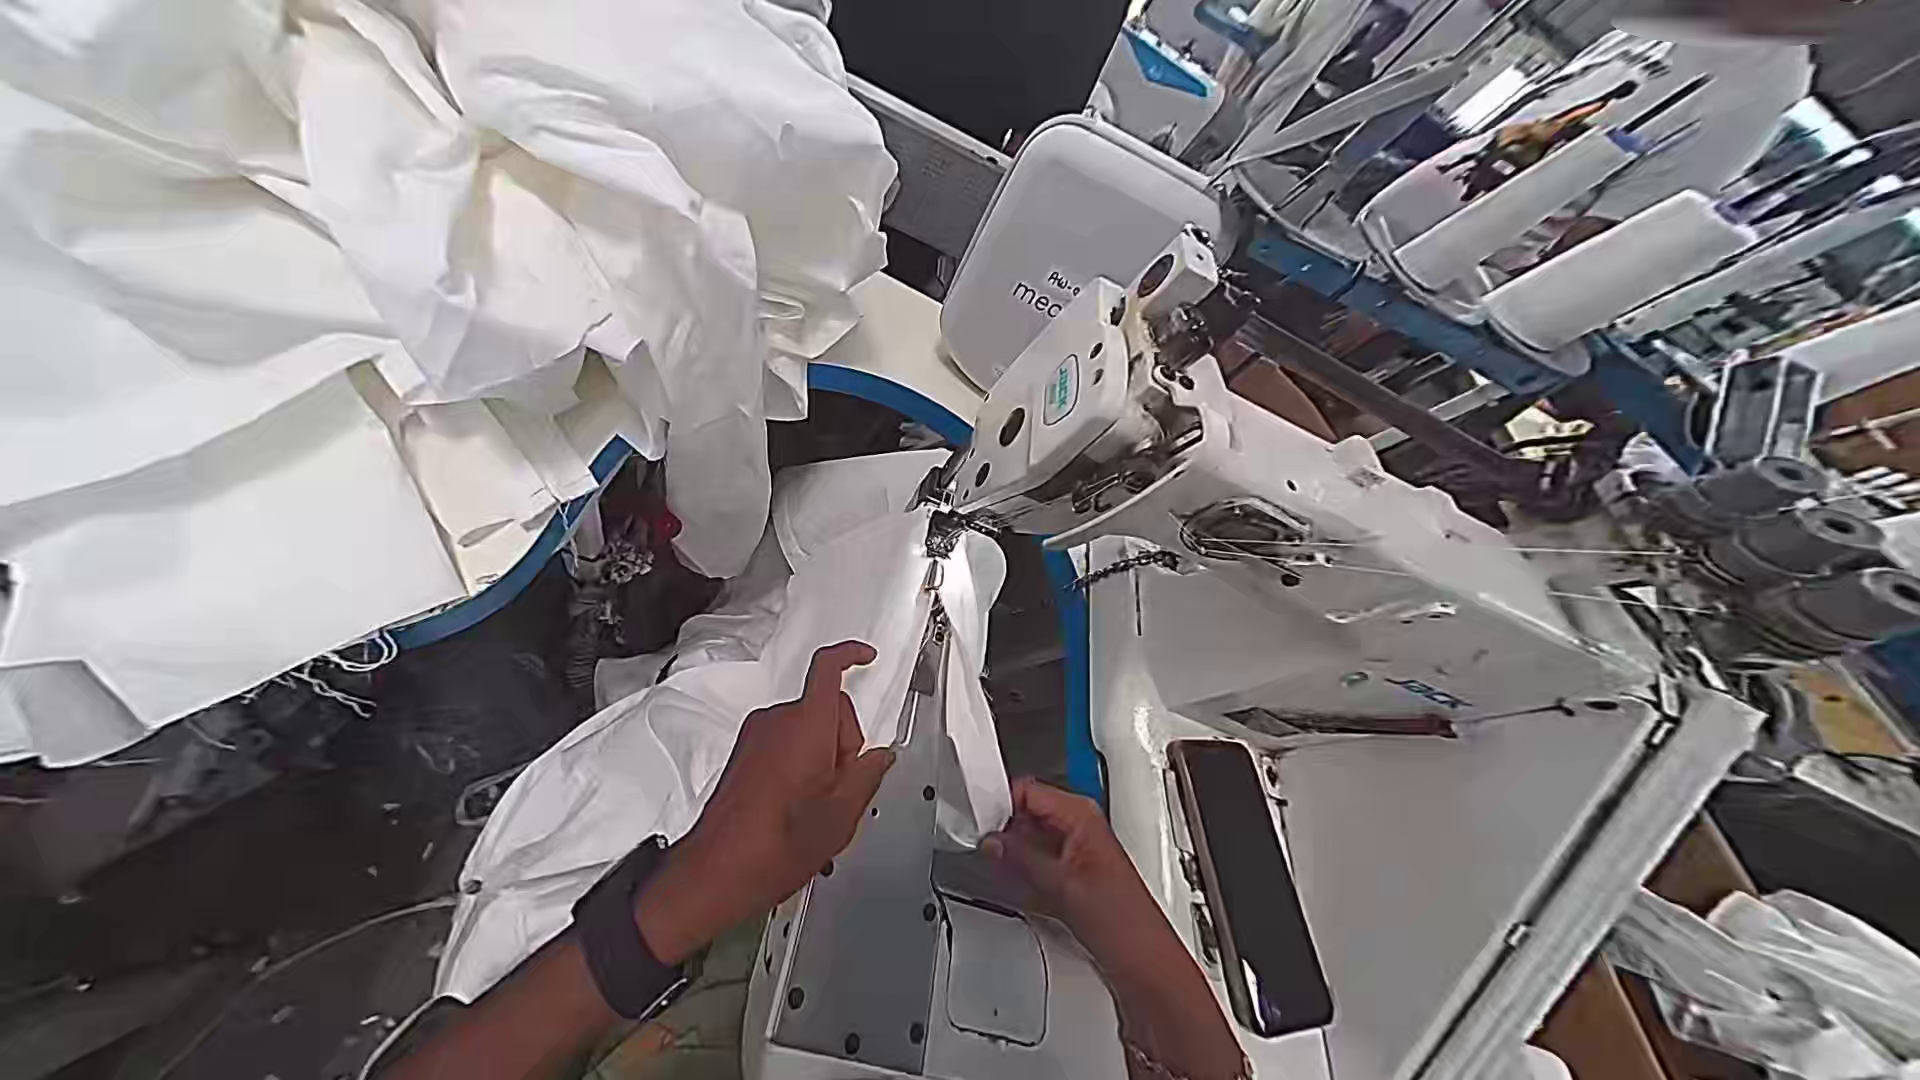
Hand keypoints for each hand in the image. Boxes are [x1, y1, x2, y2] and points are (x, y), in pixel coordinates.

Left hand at [635, 641, 893, 963]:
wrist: (716, 872)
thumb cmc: (771, 846)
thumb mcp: (843, 813)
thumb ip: (869, 773)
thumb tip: (881, 757)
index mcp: (807, 726)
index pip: (828, 667)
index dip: (851, 655)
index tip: (866, 656)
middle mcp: (778, 721)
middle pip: (826, 706)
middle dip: (844, 737)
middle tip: (842, 781)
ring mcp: (757, 735)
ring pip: (807, 724)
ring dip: (821, 751)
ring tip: (816, 799)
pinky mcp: (745, 751)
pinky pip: (785, 737)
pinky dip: (800, 757)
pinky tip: (797, 800)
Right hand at [982, 778, 1168, 964]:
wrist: (1144, 963)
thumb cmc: (1123, 920)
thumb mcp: (1060, 883)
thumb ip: (1020, 857)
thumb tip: (993, 840)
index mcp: (1081, 813)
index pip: (1029, 789)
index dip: (1001, 801)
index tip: (978, 817)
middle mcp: (1079, 825)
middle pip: (1027, 811)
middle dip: (1004, 827)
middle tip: (982, 843)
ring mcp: (1074, 849)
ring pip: (1030, 836)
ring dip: (1012, 850)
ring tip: (995, 863)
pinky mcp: (1070, 872)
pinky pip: (1036, 859)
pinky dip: (1022, 868)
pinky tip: (1011, 881)